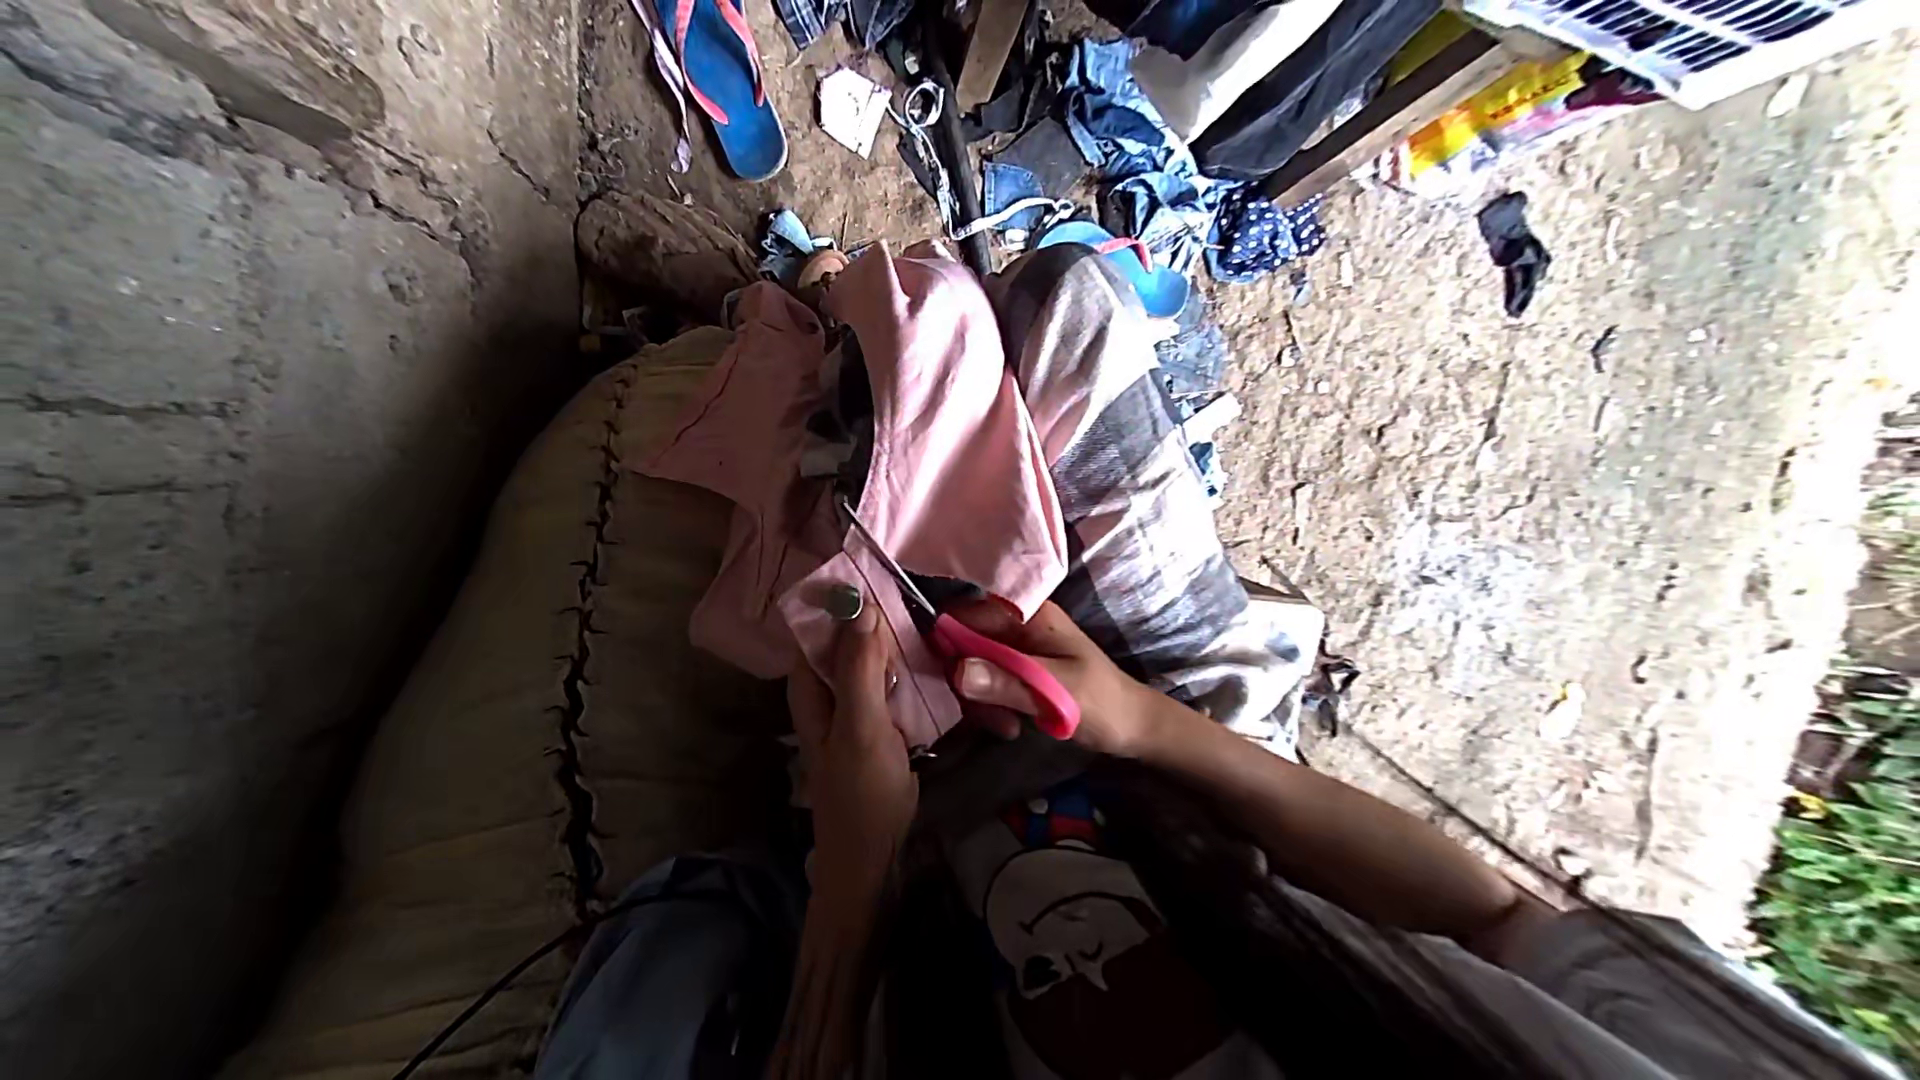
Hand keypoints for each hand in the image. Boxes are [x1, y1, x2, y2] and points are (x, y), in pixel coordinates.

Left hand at [787, 595, 917, 905]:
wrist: (874, 856)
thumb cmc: (860, 792)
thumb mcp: (861, 726)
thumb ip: (859, 669)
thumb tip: (861, 607)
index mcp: (811, 687)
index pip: (821, 626)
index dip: (843, 596)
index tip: (879, 568)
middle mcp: (830, 689)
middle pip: (851, 638)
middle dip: (878, 614)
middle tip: (920, 588)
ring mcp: (857, 705)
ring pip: (876, 658)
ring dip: (899, 639)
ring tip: (934, 613)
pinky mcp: (883, 721)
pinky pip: (895, 682)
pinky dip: (911, 666)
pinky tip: (939, 654)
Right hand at [942, 598, 1171, 757]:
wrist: (1134, 727)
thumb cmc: (1102, 703)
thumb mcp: (1055, 693)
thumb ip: (1007, 681)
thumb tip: (958, 670)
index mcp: (1028, 615)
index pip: (965, 615)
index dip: (949, 646)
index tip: (953, 684)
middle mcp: (1017, 624)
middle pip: (964, 642)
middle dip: (967, 680)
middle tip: (988, 716)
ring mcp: (1017, 647)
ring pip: (971, 666)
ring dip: (979, 699)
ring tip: (1006, 726)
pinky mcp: (1018, 670)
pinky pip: (986, 681)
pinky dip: (990, 705)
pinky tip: (1009, 725)